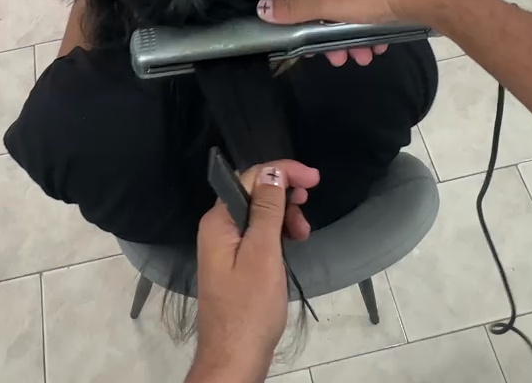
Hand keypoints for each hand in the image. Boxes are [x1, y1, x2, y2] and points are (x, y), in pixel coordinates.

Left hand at [188, 160, 318, 382]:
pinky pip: (258, 235)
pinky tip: (293, 243)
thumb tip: (272, 171)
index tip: (314, 178)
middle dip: (284, 193)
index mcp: (218, 220)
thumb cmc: (250, 307)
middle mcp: (218, 227)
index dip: (282, 171)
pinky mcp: (236, 263)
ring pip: (258, 214)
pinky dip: (278, 234)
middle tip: (309, 203)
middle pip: (253, 193)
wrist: (235, 360)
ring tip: (304, 232)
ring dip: (284, 215)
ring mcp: (226, 246)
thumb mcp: (263, 253)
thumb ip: (267, 209)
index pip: (250, 177)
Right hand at [259, 0, 428, 55]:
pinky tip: (378, 47)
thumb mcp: (326, 5)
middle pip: (326, 8)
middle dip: (332, 37)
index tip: (309, 46)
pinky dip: (370, 32)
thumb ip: (293, 9)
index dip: (303, 22)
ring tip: (364, 58)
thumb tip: (260, 9)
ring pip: (350, 15)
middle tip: (340, 59)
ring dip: (353, 40)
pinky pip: (370, 14)